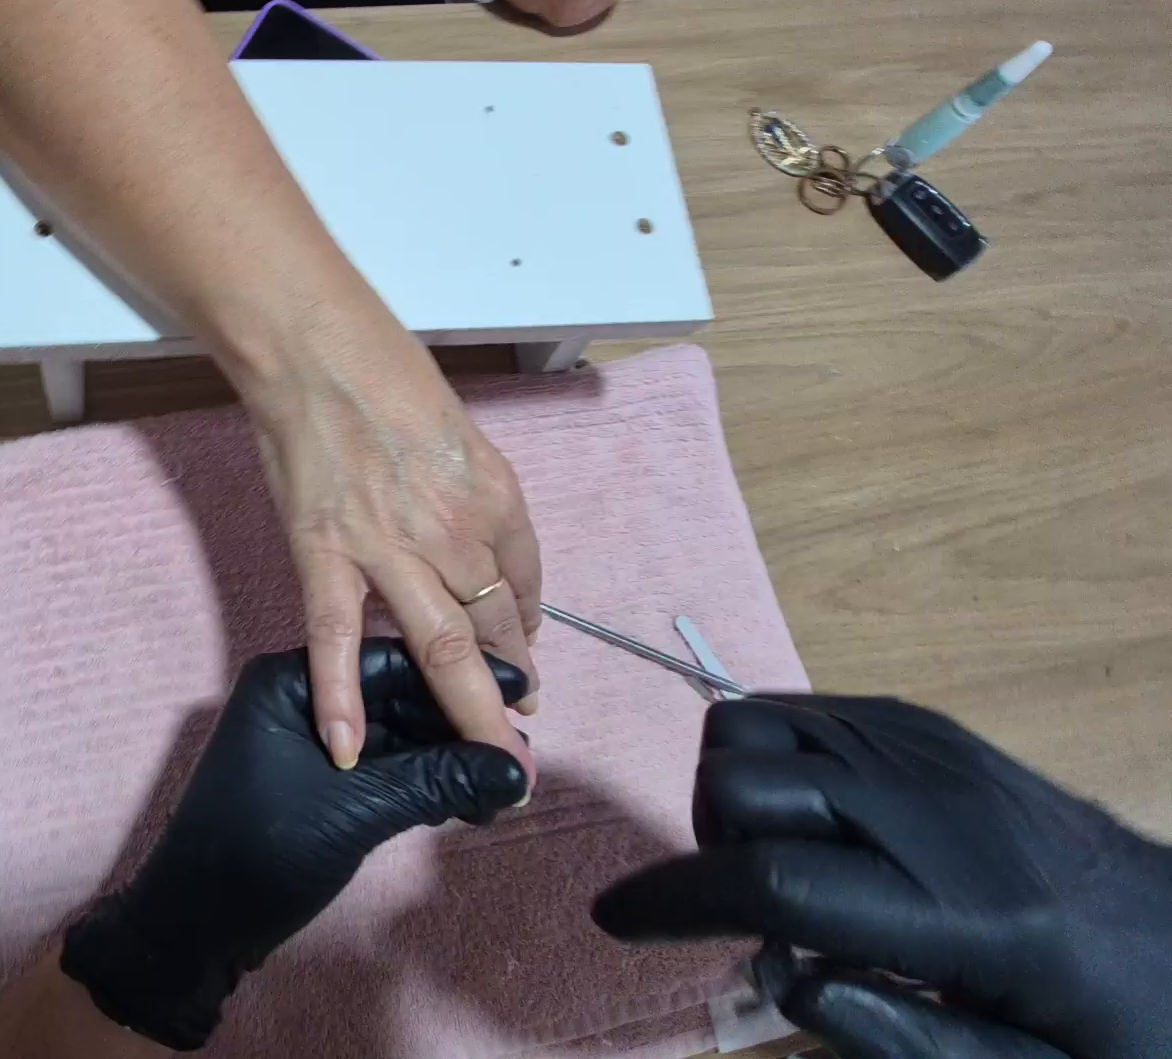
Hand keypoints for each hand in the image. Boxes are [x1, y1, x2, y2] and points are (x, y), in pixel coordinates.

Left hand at [61, 639, 530, 1050]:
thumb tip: (517, 770)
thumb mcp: (356, 808)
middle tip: (522, 752)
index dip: (456, 680)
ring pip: (392, 734)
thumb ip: (437, 781)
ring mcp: (308, 736)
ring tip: (504, 781)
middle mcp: (300, 695)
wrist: (198, 922)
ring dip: (445, 757)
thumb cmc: (264, 847)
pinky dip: (421, 778)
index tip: (522, 695)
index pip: (388, 662)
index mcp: (291, 679)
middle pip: (395, 697)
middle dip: (456, 726)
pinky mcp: (317, 776)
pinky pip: (380, 764)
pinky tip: (466, 794)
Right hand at [249, 334, 541, 775]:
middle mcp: (455, 532)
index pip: (524, 581)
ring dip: (469, 712)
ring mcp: (389, 549)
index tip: (520, 658)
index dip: (525, 629)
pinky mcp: (326, 555)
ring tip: (486, 762)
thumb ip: (476, 496)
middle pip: (494, 627)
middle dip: (513, 690)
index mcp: (495, 495)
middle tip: (520, 743)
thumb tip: (478, 551)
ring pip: (440, 647)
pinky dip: (342, 695)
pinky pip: (337, 637)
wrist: (315, 350)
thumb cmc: (386, 373)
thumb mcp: (457, 430)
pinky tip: (347, 747)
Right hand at [591, 694, 1171, 1058]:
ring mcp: (914, 741)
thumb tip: (779, 978)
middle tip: (759, 904)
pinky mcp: (908, 716)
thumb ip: (905, 1046)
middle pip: (737, 782)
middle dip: (715, 847)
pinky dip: (763, 760)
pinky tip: (812, 814)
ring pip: (741, 728)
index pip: (771, 882)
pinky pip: (782, 711)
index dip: (673, 901)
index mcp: (970, 906)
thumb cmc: (1139, 1033)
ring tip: (780, 848)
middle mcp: (927, 799)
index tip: (616, 919)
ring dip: (730, 793)